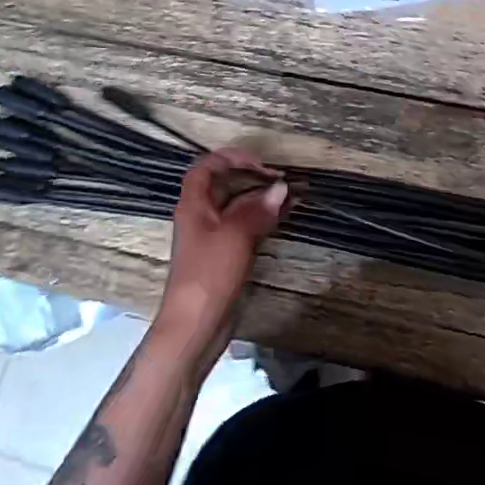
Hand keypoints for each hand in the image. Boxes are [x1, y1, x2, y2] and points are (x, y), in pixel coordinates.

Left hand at [160, 149, 287, 339]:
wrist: (196, 326)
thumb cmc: (209, 275)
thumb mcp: (235, 236)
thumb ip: (258, 210)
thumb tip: (281, 188)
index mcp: (193, 206)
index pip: (205, 168)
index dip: (230, 158)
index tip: (260, 163)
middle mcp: (201, 217)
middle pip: (223, 186)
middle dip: (251, 178)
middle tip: (281, 179)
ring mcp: (213, 238)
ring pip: (237, 208)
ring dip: (260, 199)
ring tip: (290, 195)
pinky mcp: (225, 256)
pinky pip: (244, 228)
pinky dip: (262, 219)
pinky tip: (283, 217)